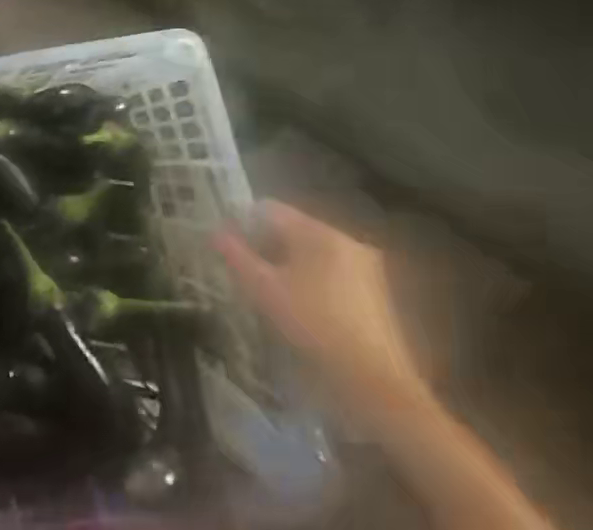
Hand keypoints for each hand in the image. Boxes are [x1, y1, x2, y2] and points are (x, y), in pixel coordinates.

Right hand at [215, 202, 428, 426]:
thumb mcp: (265, 290)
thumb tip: (216, 232)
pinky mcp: (376, 291)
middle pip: (292, 229)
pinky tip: (301, 307)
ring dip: (287, 263)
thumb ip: (237, 256)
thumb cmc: (314, 327)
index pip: (270, 209)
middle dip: (265, 246)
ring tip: (270, 292)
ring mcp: (366, 265)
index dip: (242, 223)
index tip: (228, 247)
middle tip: (246, 272)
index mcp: (320, 232)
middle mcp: (346, 240)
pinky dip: (310, 278)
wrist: (375, 383)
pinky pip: (331, 270)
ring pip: (312, 251)